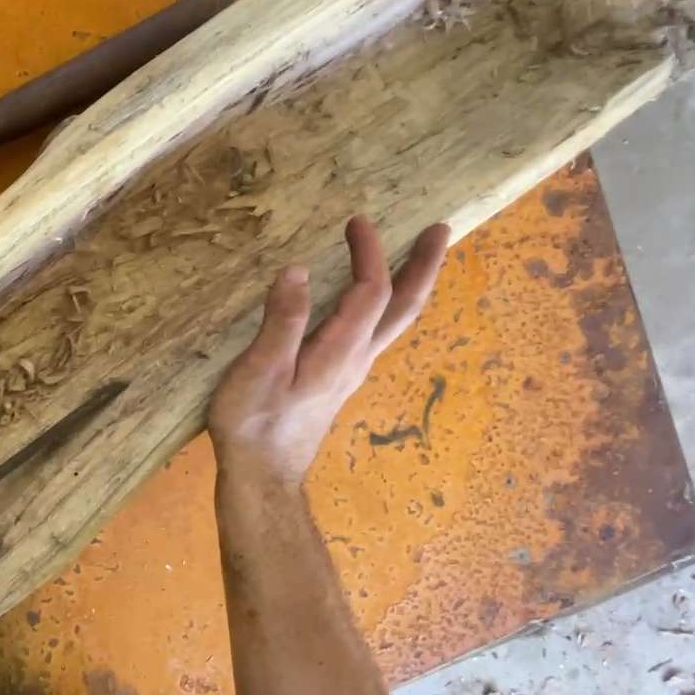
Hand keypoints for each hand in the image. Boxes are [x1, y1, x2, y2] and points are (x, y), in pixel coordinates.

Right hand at [206, 216, 449, 482]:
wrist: (262, 474)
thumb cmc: (255, 422)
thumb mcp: (260, 369)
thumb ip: (282, 320)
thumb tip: (299, 270)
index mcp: (340, 350)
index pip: (370, 291)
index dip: (370, 253)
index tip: (358, 220)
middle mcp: (356, 359)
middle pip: (403, 308)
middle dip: (423, 266)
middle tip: (439, 230)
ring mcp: (349, 374)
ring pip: (392, 324)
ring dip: (408, 287)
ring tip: (416, 260)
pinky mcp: (334, 384)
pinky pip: (372, 336)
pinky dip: (383, 309)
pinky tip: (367, 309)